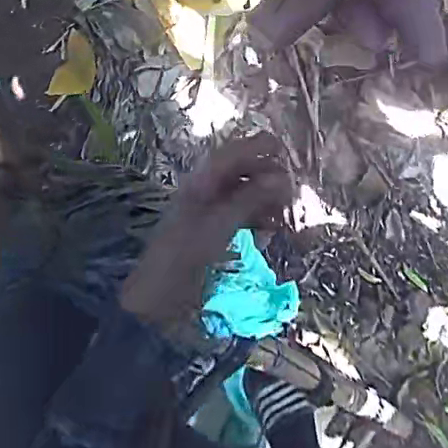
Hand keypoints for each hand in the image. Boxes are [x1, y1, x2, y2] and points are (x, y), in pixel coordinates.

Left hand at [119, 133, 291, 326]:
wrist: (156, 299)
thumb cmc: (184, 254)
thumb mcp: (219, 224)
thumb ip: (251, 198)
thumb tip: (283, 178)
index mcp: (202, 180)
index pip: (234, 153)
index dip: (258, 148)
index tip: (284, 150)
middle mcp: (205, 189)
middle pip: (240, 171)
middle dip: (266, 176)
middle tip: (291, 188)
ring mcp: (208, 209)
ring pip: (243, 193)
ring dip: (265, 198)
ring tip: (285, 211)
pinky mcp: (211, 230)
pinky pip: (239, 213)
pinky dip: (256, 217)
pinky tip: (272, 228)